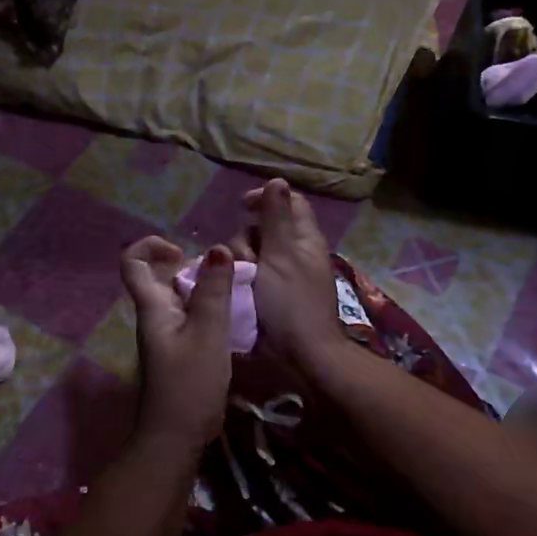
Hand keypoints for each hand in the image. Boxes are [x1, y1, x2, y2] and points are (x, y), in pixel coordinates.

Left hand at [120, 237, 235, 450]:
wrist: (177, 436)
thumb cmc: (189, 383)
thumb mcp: (207, 334)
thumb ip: (213, 293)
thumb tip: (217, 250)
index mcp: (152, 306)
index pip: (132, 262)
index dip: (151, 246)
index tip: (183, 253)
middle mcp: (156, 314)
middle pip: (165, 276)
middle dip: (196, 269)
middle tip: (229, 278)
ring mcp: (168, 333)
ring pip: (184, 297)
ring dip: (208, 291)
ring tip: (238, 296)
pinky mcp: (181, 349)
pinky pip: (194, 317)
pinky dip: (212, 311)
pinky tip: (235, 320)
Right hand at [242, 180, 341, 365]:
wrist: (297, 354)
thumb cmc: (292, 301)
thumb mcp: (282, 254)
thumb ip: (276, 217)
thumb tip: (278, 180)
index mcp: (303, 238)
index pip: (287, 202)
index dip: (265, 198)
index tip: (242, 206)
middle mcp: (290, 251)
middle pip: (261, 227)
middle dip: (247, 238)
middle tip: (249, 259)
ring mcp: (277, 274)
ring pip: (248, 250)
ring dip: (240, 260)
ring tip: (242, 279)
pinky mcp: (263, 292)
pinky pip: (243, 272)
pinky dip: (237, 275)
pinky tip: (232, 285)